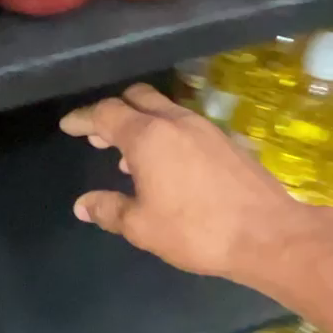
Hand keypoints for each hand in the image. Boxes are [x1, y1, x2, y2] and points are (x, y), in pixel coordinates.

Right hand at [59, 83, 302, 279]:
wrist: (264, 233)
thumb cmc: (195, 231)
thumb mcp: (142, 227)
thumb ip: (109, 210)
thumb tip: (83, 205)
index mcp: (148, 137)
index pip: (106, 114)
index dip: (83, 119)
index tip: (68, 126)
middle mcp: (176, 122)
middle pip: (137, 99)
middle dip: (113, 112)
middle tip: (97, 134)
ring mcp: (205, 127)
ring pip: (164, 109)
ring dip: (141, 123)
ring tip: (126, 154)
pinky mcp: (225, 140)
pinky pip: (184, 125)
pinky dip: (165, 133)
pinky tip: (165, 164)